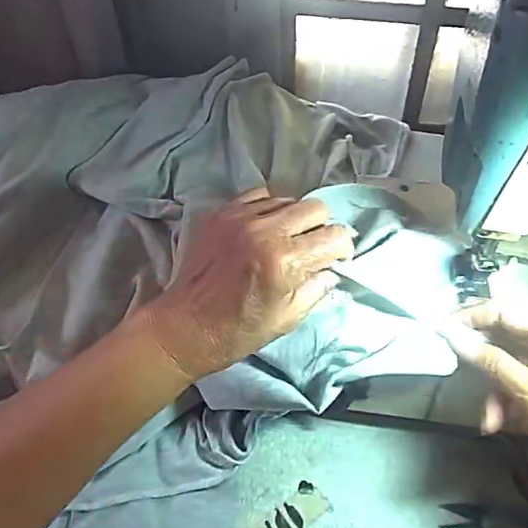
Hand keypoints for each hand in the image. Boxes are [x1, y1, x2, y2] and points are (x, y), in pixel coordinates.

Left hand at [132, 188, 353, 379]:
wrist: (185, 326)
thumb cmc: (238, 331)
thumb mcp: (288, 318)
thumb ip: (317, 288)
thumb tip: (331, 269)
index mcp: (284, 261)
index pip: (334, 236)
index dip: (342, 248)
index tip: (336, 259)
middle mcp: (264, 231)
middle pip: (315, 208)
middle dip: (322, 228)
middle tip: (312, 248)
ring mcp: (239, 218)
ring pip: (287, 199)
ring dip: (294, 218)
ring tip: (285, 240)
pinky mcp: (220, 214)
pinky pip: (257, 196)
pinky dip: (267, 209)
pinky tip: (262, 229)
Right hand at [451, 302, 527, 499]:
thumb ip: (493, 364)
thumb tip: (455, 338)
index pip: (504, 309)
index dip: (468, 318)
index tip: (437, 331)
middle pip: (509, 336)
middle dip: (486, 366)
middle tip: (464, 385)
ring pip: (517, 360)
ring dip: (500, 390)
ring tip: (493, 422)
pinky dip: (517, 396)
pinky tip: (509, 423)